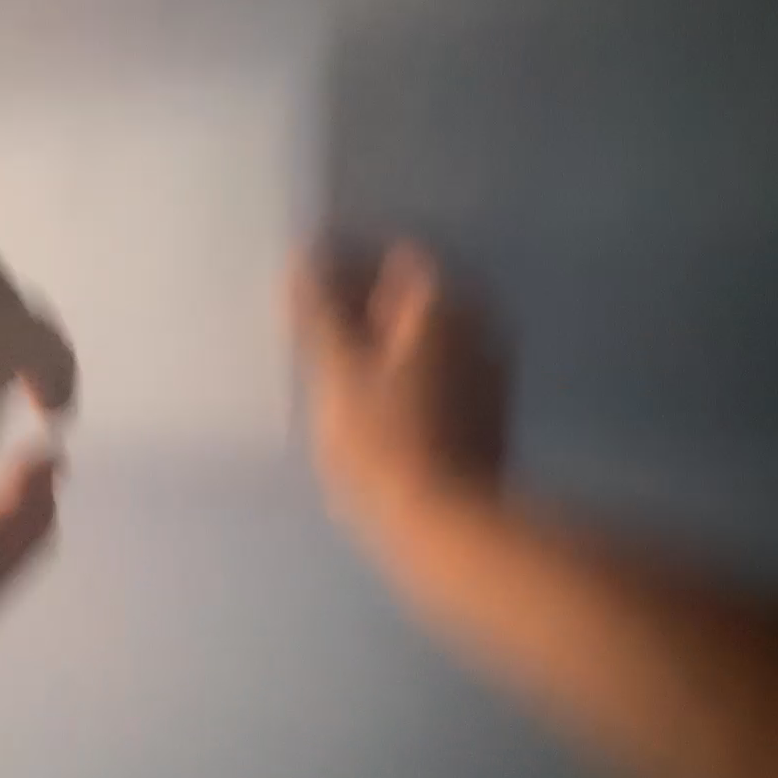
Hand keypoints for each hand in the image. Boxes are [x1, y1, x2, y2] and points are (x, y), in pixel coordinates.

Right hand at [289, 240, 507, 541]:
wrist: (446, 522)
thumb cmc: (386, 441)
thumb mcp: (339, 368)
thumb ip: (317, 309)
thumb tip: (300, 255)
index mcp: (442, 305)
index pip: (388, 255)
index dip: (342, 260)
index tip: (300, 280)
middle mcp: (471, 325)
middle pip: (402, 295)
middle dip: (352, 300)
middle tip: (302, 320)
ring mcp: (477, 367)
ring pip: (409, 333)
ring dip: (367, 335)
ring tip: (318, 355)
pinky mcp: (471, 406)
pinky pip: (420, 365)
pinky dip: (387, 366)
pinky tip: (352, 390)